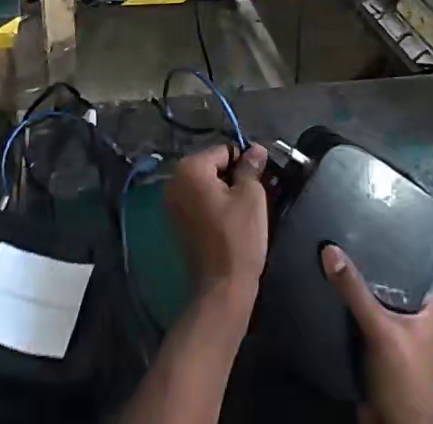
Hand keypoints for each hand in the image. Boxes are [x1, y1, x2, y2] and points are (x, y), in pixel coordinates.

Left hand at [164, 143, 268, 298]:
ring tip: (244, 208)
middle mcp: (173, 179)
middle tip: (255, 194)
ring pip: (205, 183)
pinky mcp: (176, 219)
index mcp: (189, 168)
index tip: (261, 178)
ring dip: (224, 189)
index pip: (223, 151)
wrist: (222, 284)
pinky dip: (213, 202)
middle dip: (233, 175)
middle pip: (211, 166)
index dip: (244, 161)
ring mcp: (171, 200)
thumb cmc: (238, 236)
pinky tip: (230, 218)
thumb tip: (256, 149)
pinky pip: (197, 199)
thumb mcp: (251, 196)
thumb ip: (250, 168)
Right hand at [321, 244, 432, 423]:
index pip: (411, 271)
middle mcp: (415, 322)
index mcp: (431, 314)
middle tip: (337, 242)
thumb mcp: (380, 329)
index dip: (390, 253)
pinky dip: (346, 310)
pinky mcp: (376, 350)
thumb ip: (354, 290)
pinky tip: (325, 293)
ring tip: (326, 261)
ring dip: (353, 291)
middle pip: (387, 285)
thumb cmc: (403, 377)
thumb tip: (329, 248)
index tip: (362, 232)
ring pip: (372, 303)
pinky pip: (359, 321)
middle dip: (364, 269)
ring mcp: (395, 337)